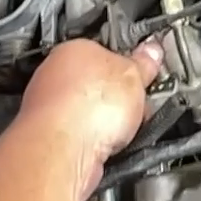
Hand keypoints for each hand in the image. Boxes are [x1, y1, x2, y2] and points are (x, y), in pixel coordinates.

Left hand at [16, 38, 163, 200]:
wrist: (62, 152)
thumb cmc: (87, 107)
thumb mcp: (133, 75)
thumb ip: (143, 63)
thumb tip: (151, 53)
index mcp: (75, 48)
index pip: (107, 50)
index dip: (130, 63)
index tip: (145, 73)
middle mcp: (55, 75)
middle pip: (98, 82)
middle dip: (120, 95)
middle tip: (139, 103)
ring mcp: (49, 109)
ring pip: (90, 112)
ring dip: (109, 122)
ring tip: (124, 129)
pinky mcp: (51, 140)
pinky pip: (84, 137)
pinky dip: (97, 142)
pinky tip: (106, 146)